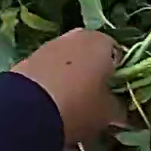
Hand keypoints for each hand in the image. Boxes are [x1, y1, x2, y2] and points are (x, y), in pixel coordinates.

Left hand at [12, 29, 124, 144]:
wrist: (27, 108)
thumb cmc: (79, 105)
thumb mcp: (108, 113)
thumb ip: (120, 110)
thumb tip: (124, 112)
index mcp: (102, 42)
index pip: (121, 57)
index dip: (120, 80)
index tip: (117, 100)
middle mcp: (78, 36)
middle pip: (93, 59)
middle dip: (94, 80)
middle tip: (95, 107)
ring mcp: (52, 44)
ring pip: (70, 65)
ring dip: (73, 83)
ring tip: (71, 112)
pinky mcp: (30, 57)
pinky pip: (50, 71)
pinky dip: (54, 85)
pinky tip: (51, 109)